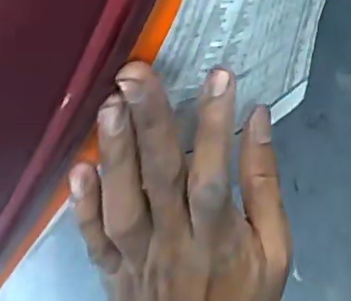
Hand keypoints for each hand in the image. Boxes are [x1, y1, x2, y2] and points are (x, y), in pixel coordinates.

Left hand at [71, 63, 289, 300]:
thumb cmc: (242, 296)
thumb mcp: (273, 250)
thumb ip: (264, 183)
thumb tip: (258, 115)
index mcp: (217, 237)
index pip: (213, 173)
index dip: (215, 123)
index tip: (219, 75)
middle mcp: (174, 243)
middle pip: (161, 178)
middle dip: (149, 121)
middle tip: (135, 73)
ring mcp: (138, 260)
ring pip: (123, 206)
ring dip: (115, 154)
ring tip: (110, 104)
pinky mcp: (112, 273)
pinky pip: (94, 243)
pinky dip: (84, 209)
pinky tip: (78, 169)